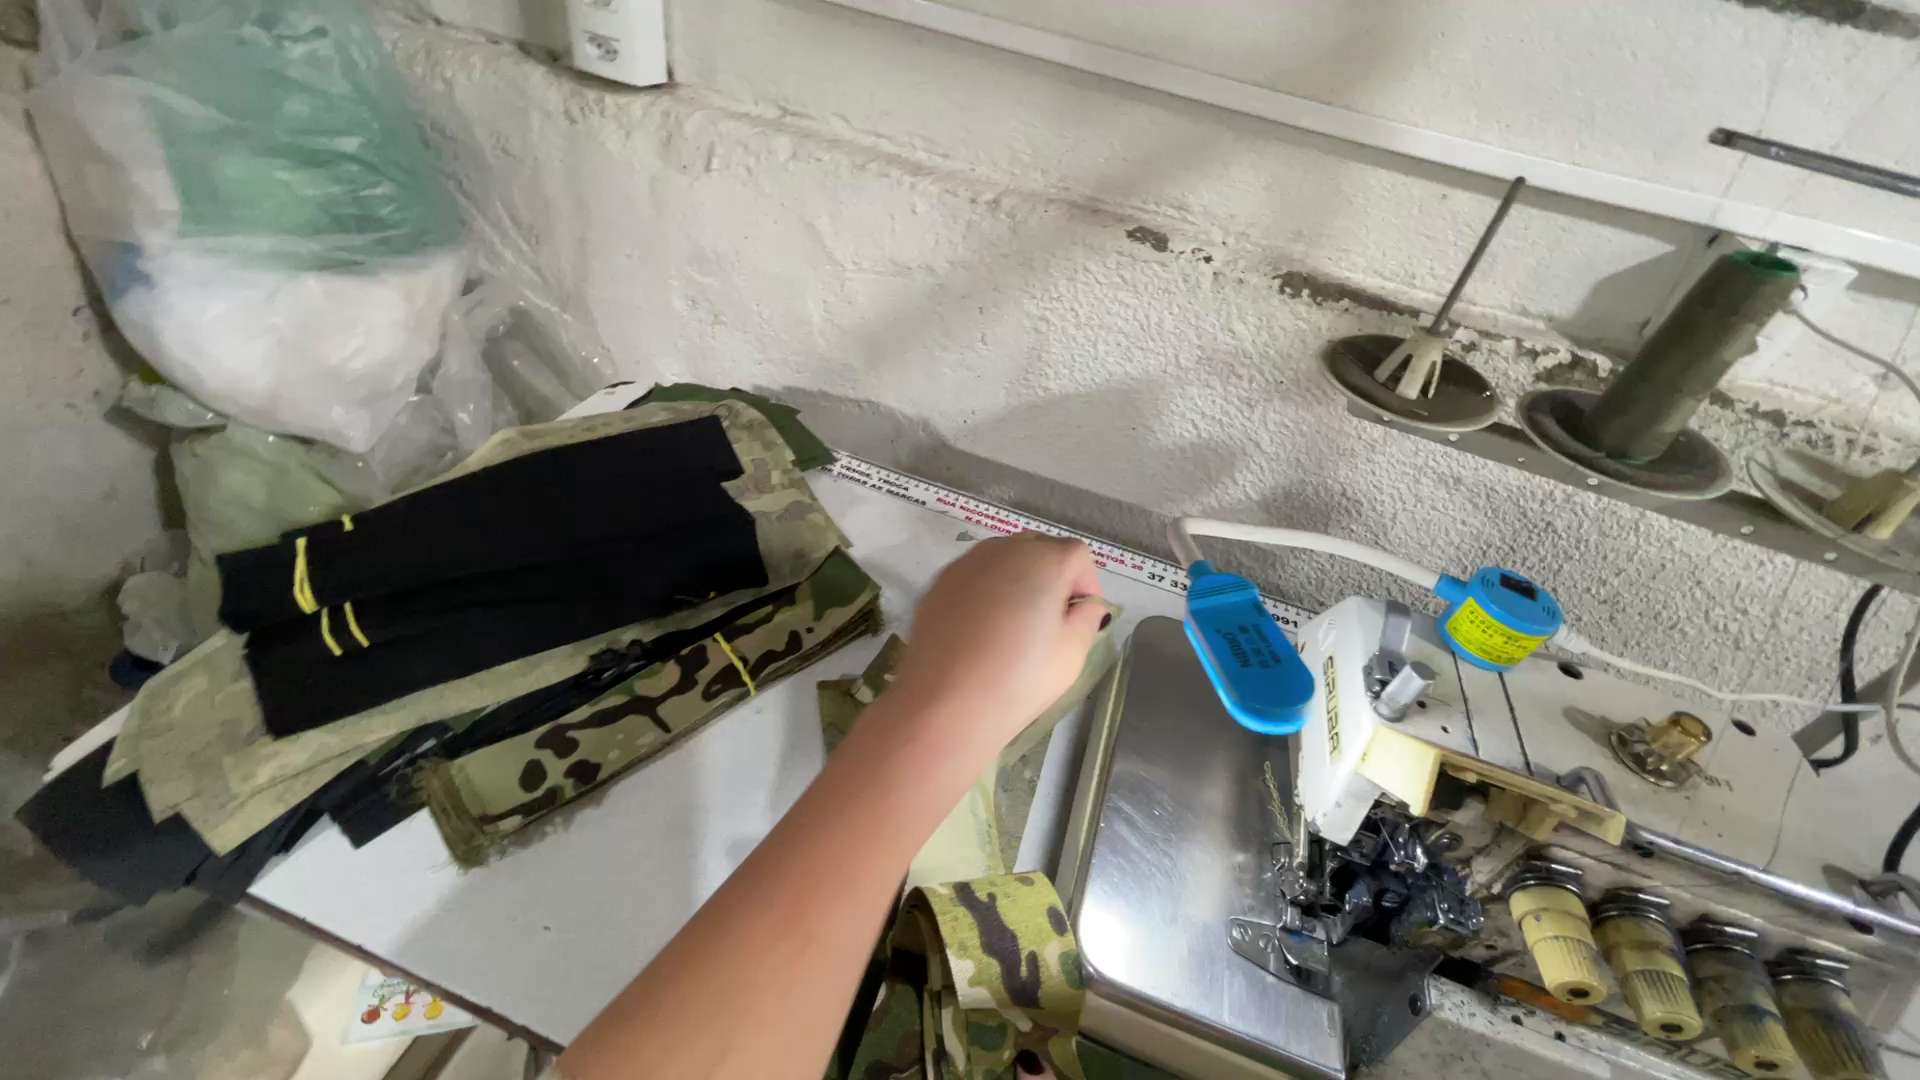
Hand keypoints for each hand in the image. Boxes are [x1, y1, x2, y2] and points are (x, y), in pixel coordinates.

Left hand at [886, 533, 1108, 754]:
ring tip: (1015, 625)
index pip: (1077, 555)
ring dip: (1018, 580)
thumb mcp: (1071, 655)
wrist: (944, 704)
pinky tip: (982, 630)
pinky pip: (975, 576)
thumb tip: (1086, 606)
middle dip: (1053, 576)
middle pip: (1040, 548)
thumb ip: (1087, 620)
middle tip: (1051, 620)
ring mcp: (965, 563)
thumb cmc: (1017, 679)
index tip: (1081, 619)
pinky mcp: (939, 583)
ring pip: (1004, 558)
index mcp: (1043, 560)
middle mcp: (1003, 549)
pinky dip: (986, 592)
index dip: (1086, 585)